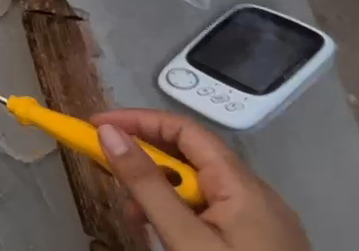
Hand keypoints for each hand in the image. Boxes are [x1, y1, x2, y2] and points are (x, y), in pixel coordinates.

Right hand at [92, 109, 310, 250]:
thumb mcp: (184, 238)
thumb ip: (147, 185)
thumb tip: (107, 131)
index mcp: (244, 187)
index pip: (185, 129)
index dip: (137, 120)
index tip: (94, 126)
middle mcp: (258, 195)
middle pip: (191, 154)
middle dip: (143, 157)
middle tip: (104, 168)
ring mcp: (264, 220)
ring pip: (199, 183)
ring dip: (158, 186)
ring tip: (134, 213)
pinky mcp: (262, 240)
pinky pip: (213, 206)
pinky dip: (179, 207)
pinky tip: (163, 229)